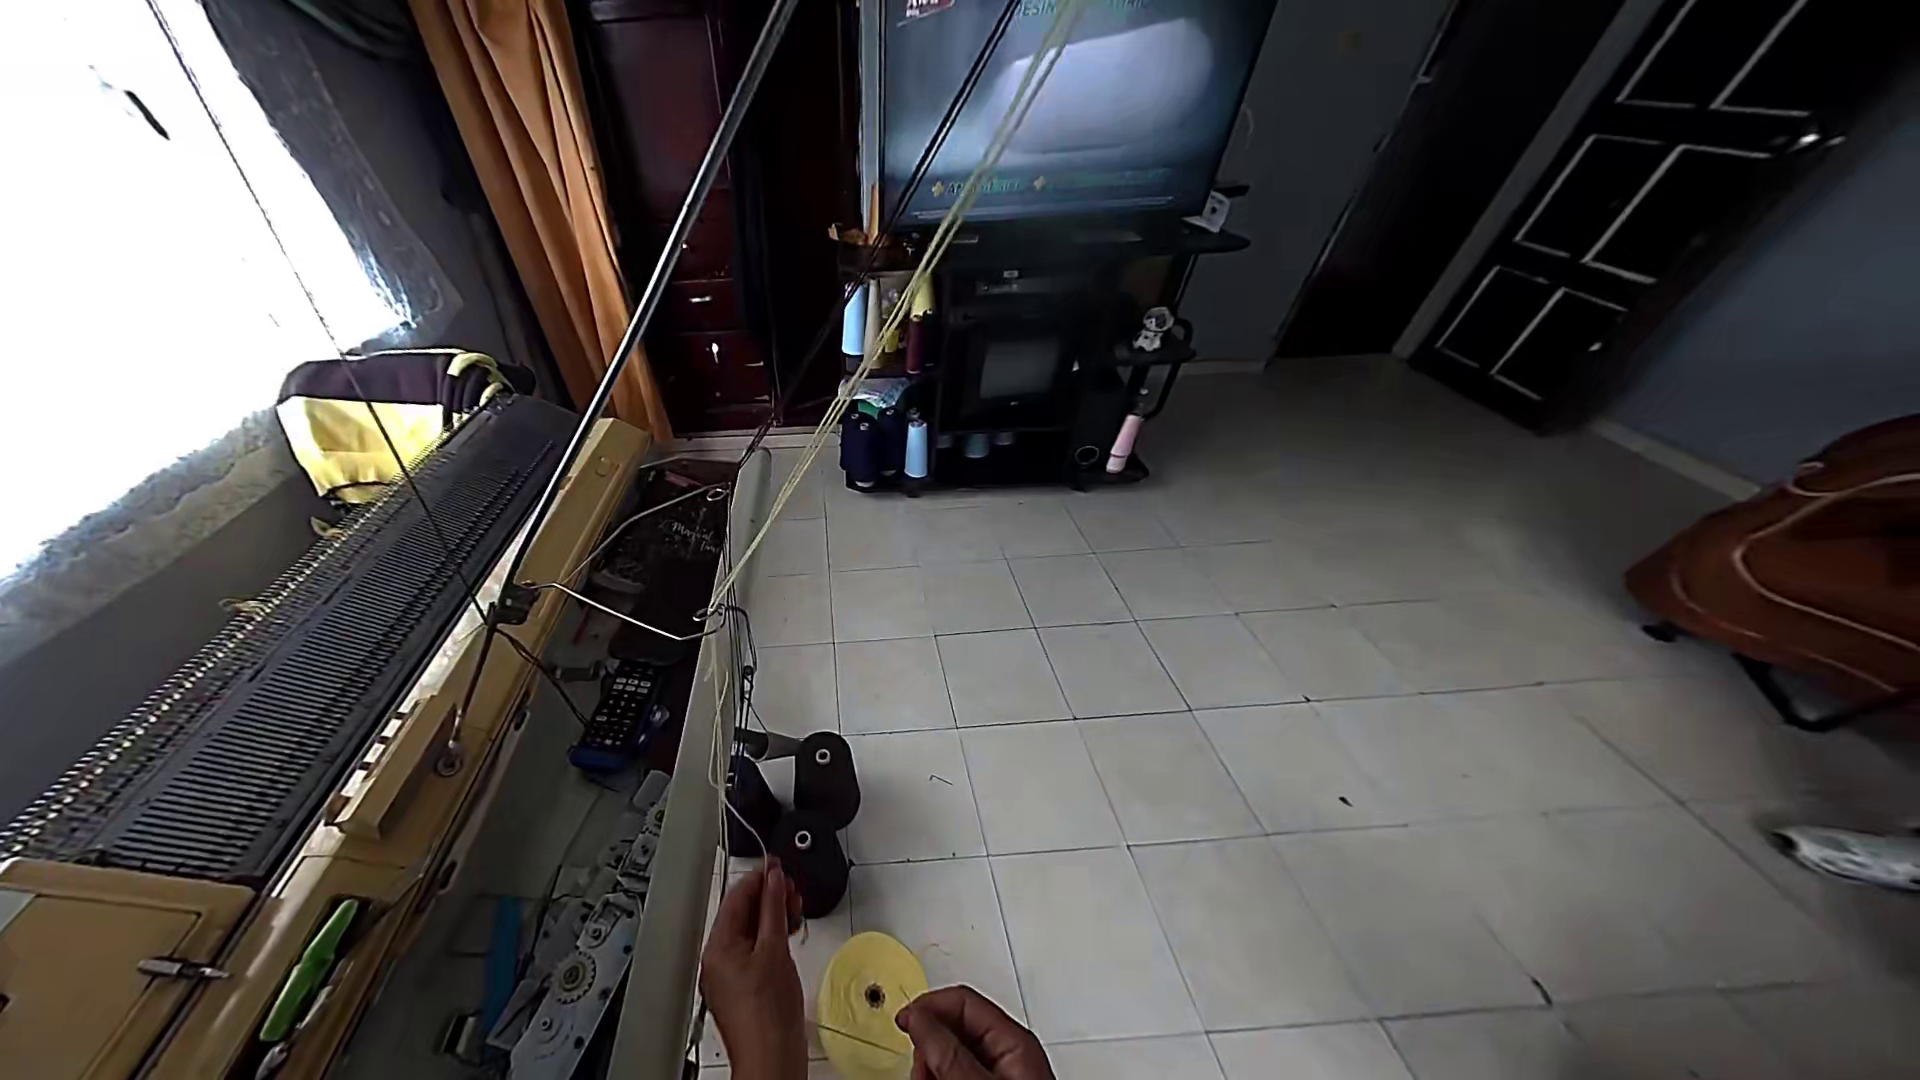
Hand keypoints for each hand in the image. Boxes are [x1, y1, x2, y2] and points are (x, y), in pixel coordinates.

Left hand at [700, 862, 806, 1079]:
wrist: (772, 1057)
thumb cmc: (768, 1013)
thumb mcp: (775, 947)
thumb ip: (774, 907)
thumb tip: (773, 879)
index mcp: (718, 948)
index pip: (736, 897)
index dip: (759, 877)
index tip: (777, 864)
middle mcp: (718, 959)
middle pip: (742, 911)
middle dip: (769, 896)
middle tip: (791, 888)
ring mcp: (730, 972)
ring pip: (751, 928)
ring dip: (773, 913)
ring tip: (794, 909)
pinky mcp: (744, 982)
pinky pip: (755, 946)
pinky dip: (772, 933)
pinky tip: (789, 930)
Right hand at [895, 986, 1054, 1079]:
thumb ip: (950, 1049)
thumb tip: (919, 1014)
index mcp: (1014, 1041)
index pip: (963, 999)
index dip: (929, 1003)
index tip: (903, 1018)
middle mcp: (1007, 1055)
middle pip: (953, 1028)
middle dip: (928, 1044)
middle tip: (921, 1068)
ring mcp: (997, 1077)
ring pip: (948, 1055)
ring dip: (929, 1066)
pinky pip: (952, 1074)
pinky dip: (936, 1078)